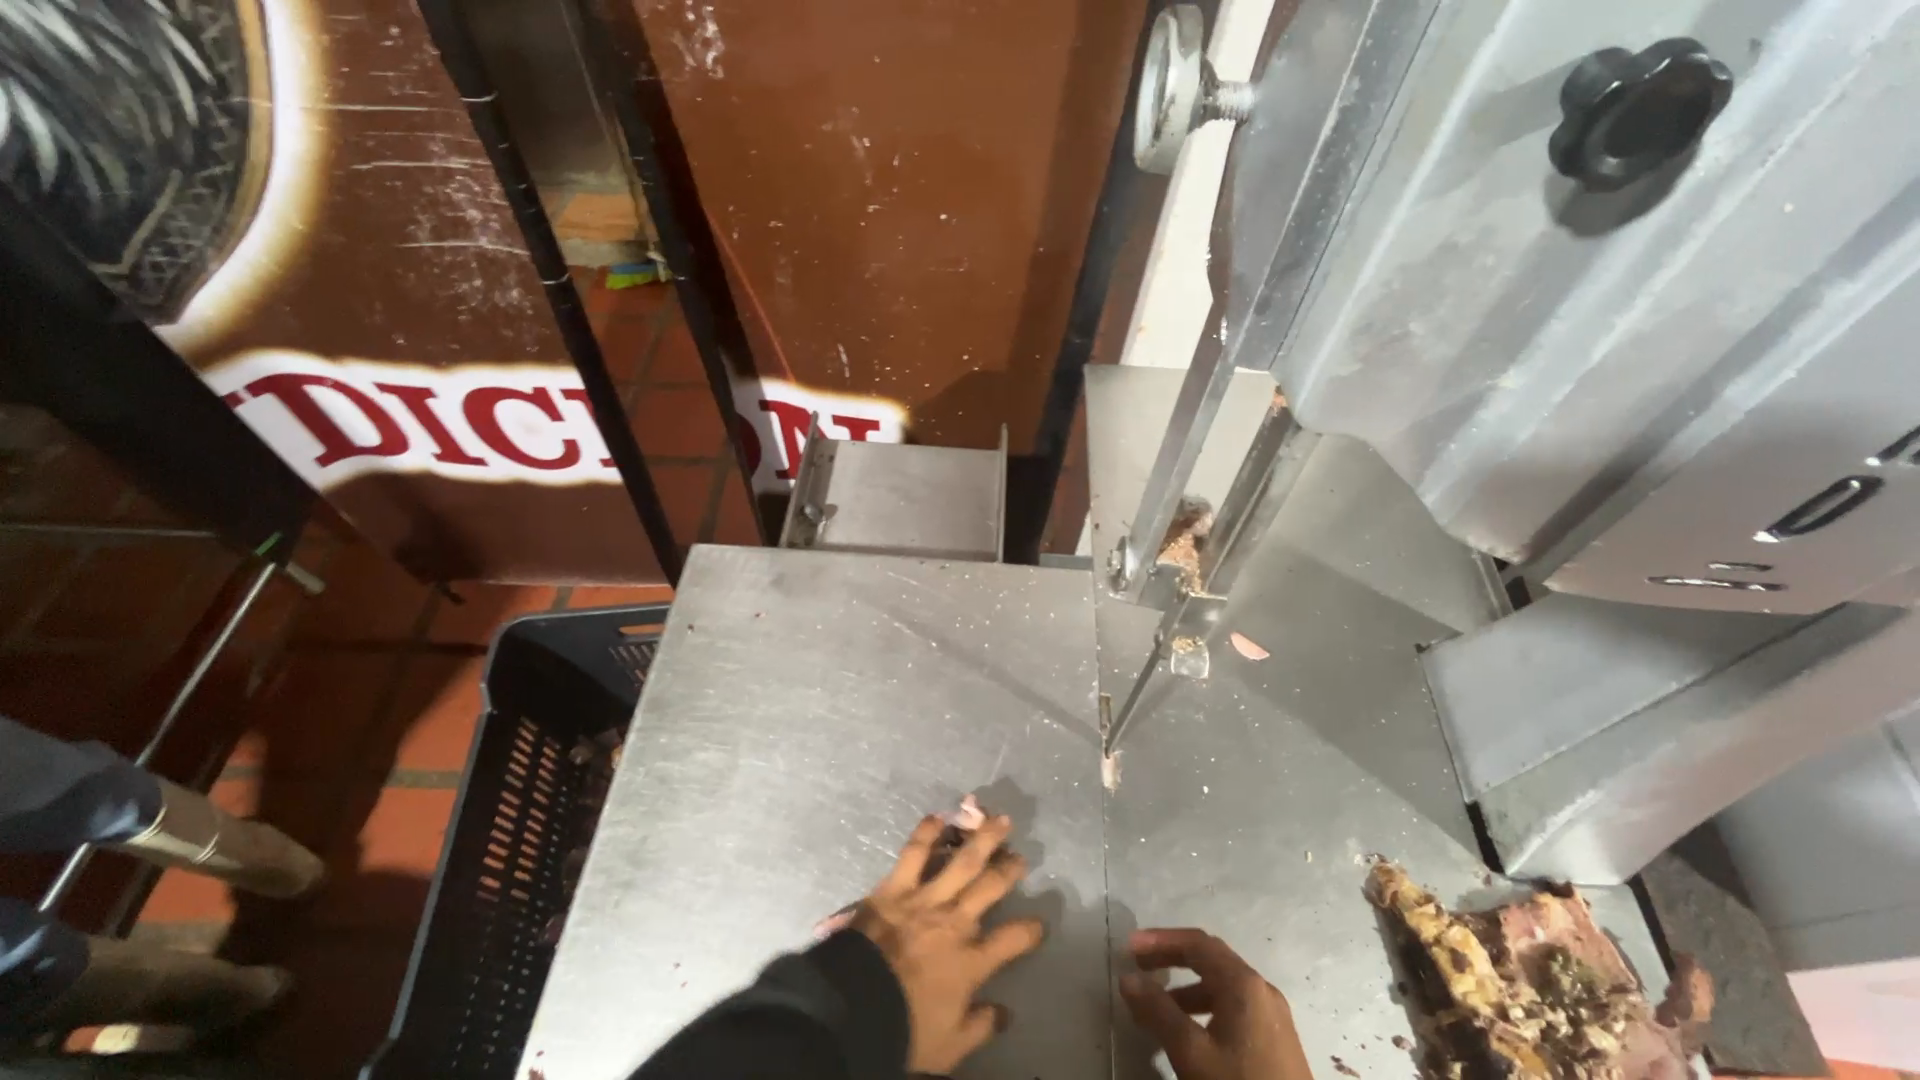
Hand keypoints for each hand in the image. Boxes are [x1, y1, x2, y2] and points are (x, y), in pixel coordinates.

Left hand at [852, 813, 1045, 1074]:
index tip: (1040, 924)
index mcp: (972, 962)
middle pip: (991, 886)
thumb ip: (980, 1027)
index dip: (1031, 930)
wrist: (852, 1007)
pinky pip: (914, 853)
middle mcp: (956, 922)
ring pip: (962, 861)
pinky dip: (926, 833)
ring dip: (983, 838)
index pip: (1014, 939)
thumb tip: (1004, 1014)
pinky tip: (937, 816)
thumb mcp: (950, 1045)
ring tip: (999, 819)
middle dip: (1009, 869)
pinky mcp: (895, 887)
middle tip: (1019, 856)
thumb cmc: (903, 1027)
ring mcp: (926, 899)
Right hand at [1119, 929, 1312, 1079]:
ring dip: (1185, 988)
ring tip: (1154, 1007)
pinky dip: (1203, 1009)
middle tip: (1137, 967)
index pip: (1197, 943)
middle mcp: (1261, 990)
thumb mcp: (1191, 1052)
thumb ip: (1157, 1011)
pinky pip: (1232, 1009)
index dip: (1159, 940)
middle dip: (1171, 959)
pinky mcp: (1274, 1041)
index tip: (1128, 948)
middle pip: (1210, 959)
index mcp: (1243, 984)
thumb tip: (1128, 979)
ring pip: (1221, 987)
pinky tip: (1187, 1034)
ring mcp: (1271, 1016)